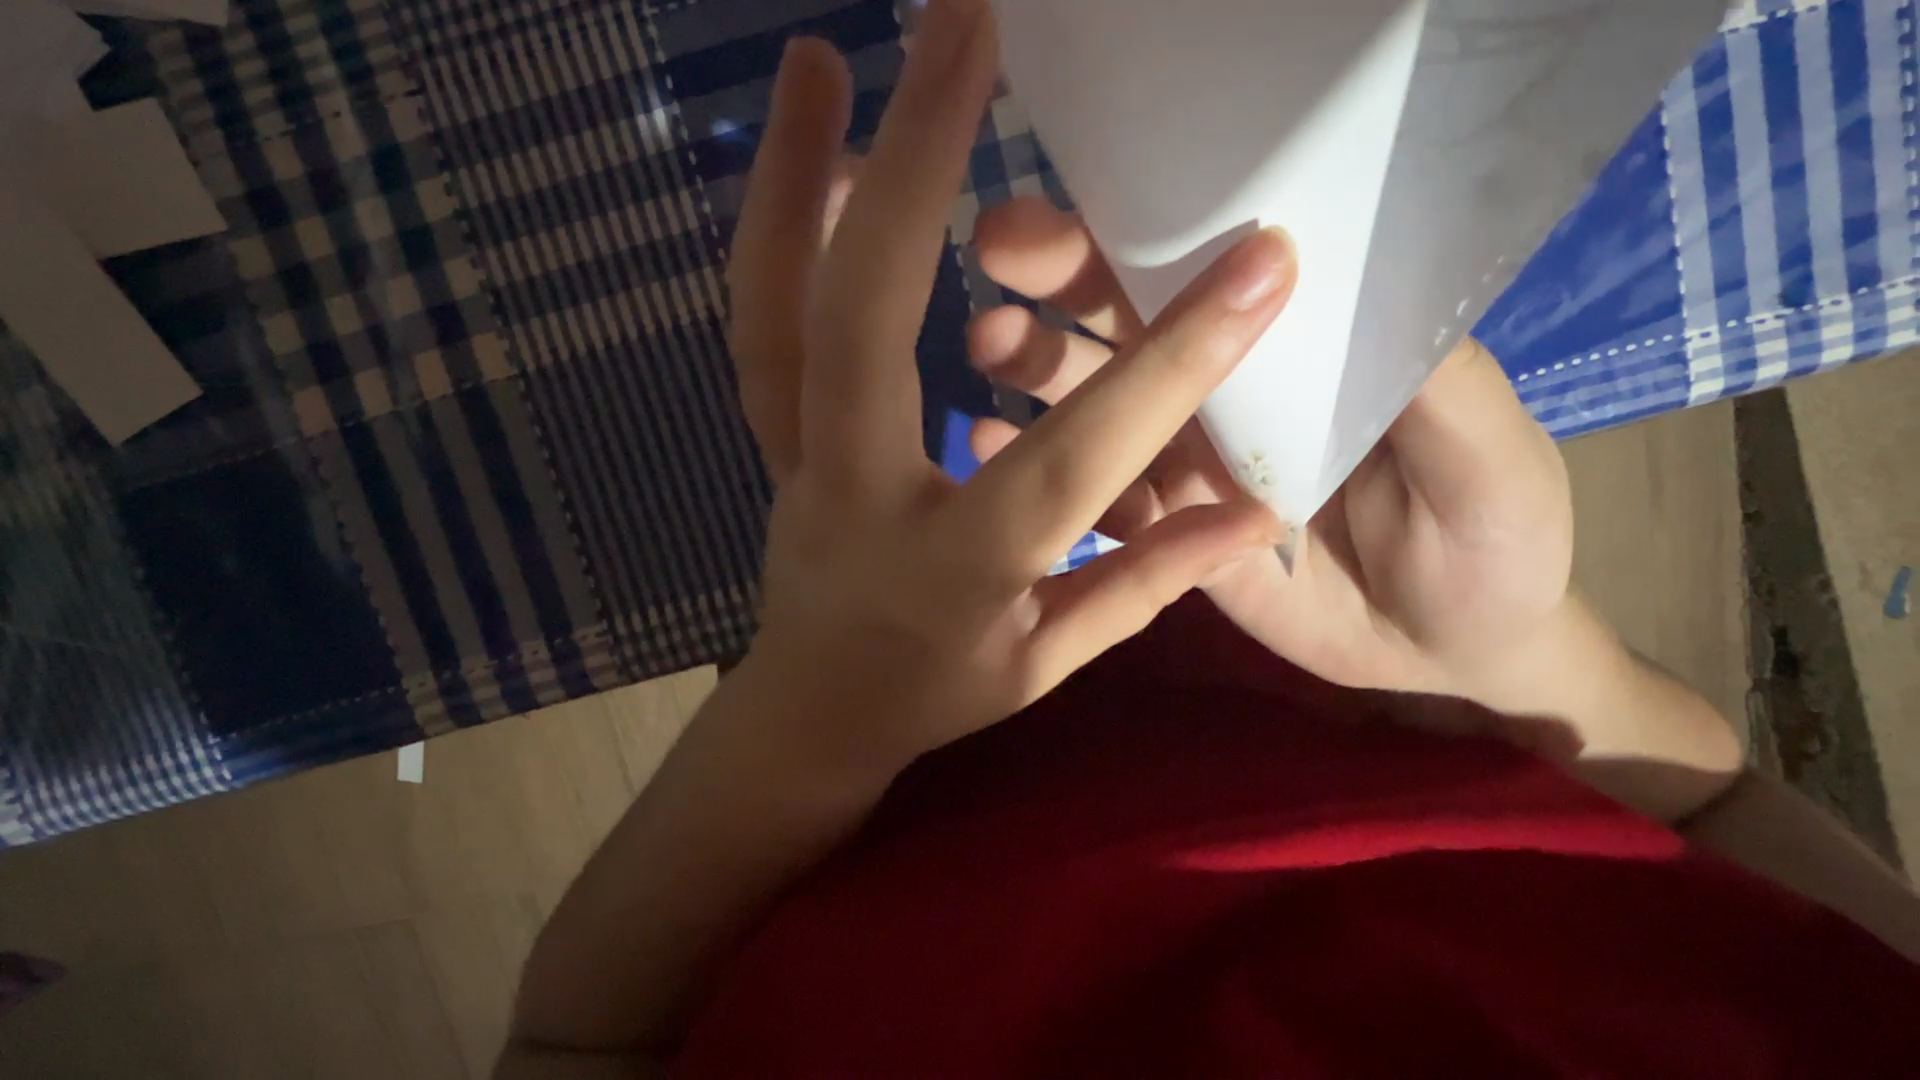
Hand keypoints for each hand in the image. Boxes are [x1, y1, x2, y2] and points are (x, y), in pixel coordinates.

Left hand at [725, 1, 1293, 771]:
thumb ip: (1145, 586)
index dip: (1168, 364)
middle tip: (963, 23)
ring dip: (797, 172)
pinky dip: (776, 233)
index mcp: (956, 567)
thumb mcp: (1048, 663)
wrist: (812, 713)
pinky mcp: (772, 437)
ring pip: (779, 305)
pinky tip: (814, 159)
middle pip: (868, 318)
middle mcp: (860, 494)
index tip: (1258, 261)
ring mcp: (798, 457)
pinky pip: (760, 326)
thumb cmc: (936, 694)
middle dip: (917, 161)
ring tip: (819, 57)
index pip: (1073, 455)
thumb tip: (1251, 517)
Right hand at [967, 198, 1576, 709]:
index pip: (1215, 280)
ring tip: (984, 346)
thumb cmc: (1492, 543)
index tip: (1064, 218)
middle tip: (995, 263)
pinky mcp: (1166, 536)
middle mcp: (1233, 399)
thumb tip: (1349, 278)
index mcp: (1301, 357)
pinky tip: (987, 449)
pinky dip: (1042, 476)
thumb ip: (1436, 384)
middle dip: (1064, 290)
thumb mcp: (1490, 460)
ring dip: (1039, 373)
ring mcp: (1190, 468)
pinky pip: (1098, 503)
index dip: (1143, 241)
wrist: (1452, 654)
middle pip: (1136, 333)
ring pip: (1100, 411)